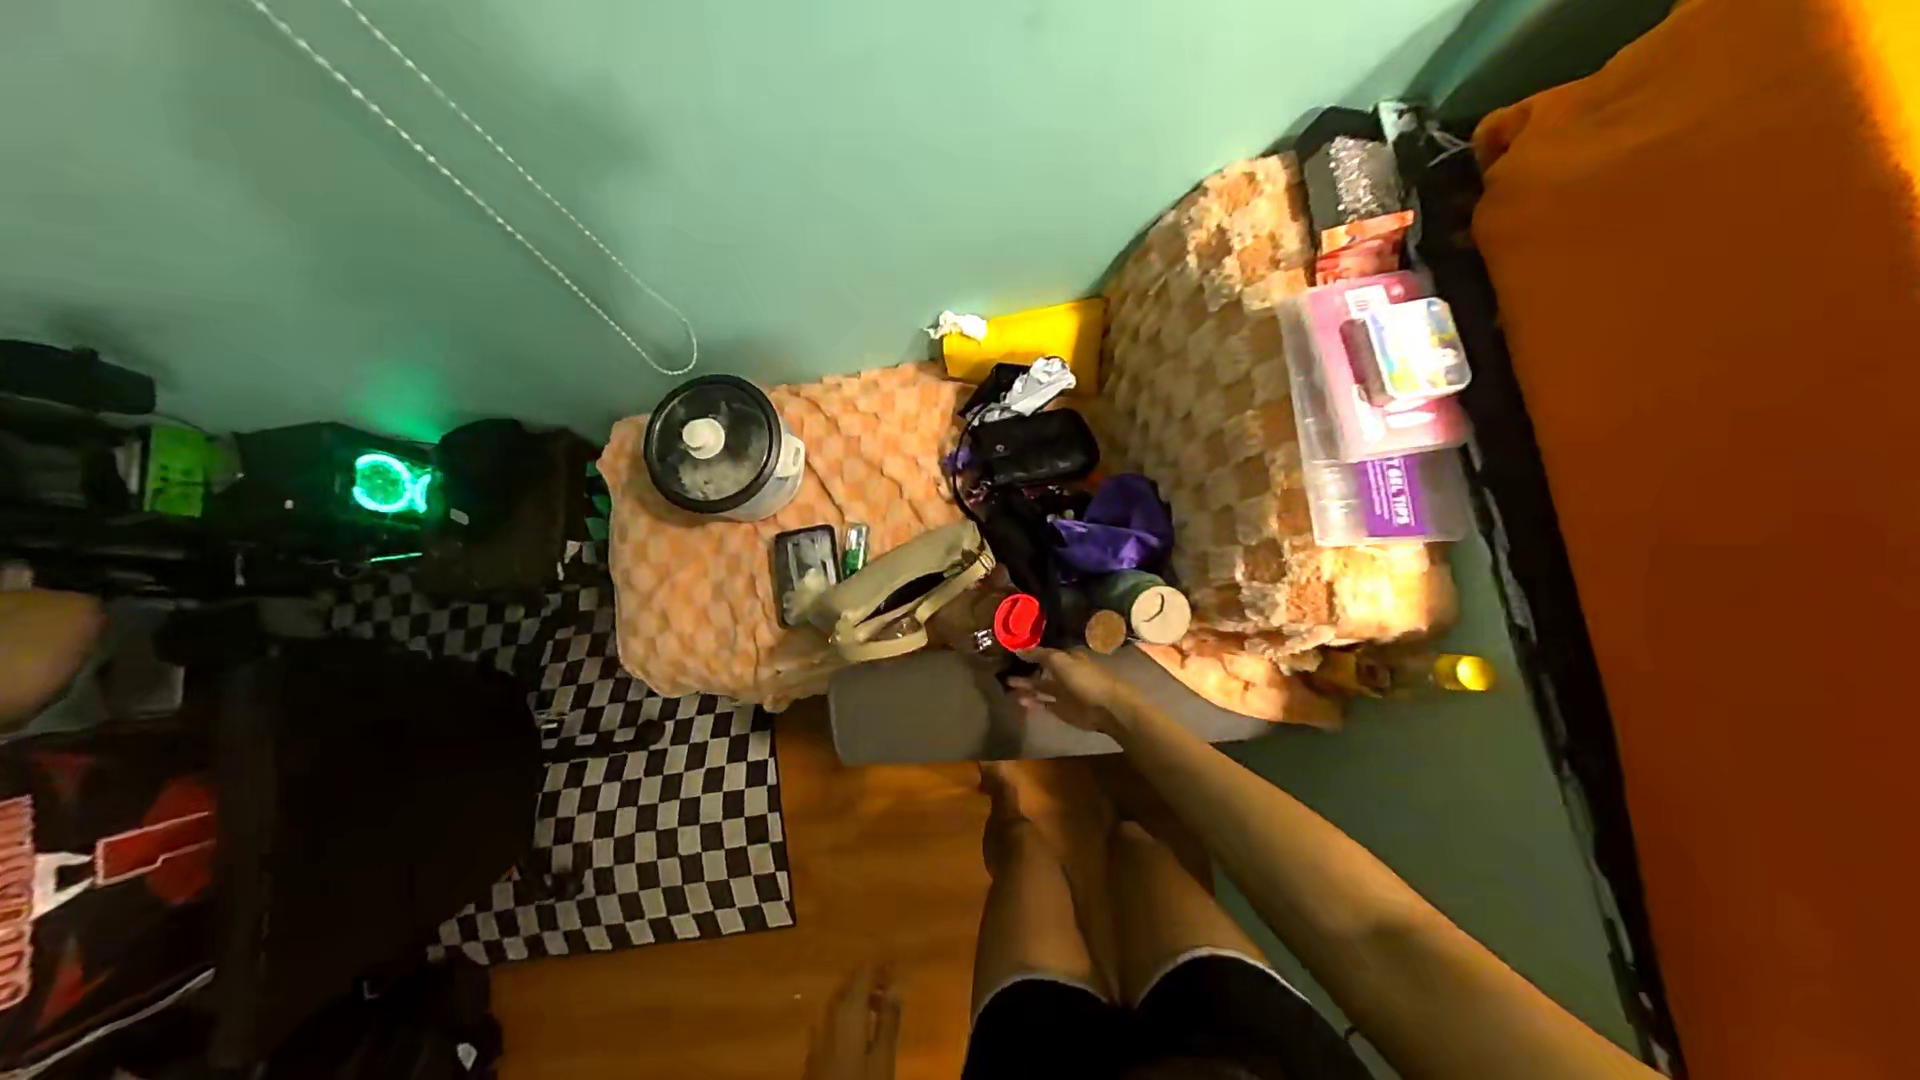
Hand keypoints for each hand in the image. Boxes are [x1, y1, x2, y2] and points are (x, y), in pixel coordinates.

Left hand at [803, 965, 901, 1079]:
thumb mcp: (884, 1061)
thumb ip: (889, 1023)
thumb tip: (895, 991)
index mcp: (848, 1013)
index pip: (863, 974)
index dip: (879, 964)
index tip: (895, 959)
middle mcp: (829, 1017)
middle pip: (848, 986)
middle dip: (868, 978)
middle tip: (890, 980)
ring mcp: (817, 1037)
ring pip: (838, 1003)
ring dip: (857, 996)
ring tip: (879, 1005)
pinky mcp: (813, 1055)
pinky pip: (831, 1020)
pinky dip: (847, 1014)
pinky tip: (858, 1029)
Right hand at [1008, 648, 1134, 735]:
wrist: (1105, 707)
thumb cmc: (1083, 678)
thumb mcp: (1060, 660)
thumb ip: (1039, 655)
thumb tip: (1018, 649)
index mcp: (1066, 659)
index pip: (1045, 654)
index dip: (1030, 653)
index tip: (1012, 652)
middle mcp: (1064, 674)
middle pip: (1041, 672)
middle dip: (1025, 671)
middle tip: (1004, 670)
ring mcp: (1063, 693)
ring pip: (1040, 688)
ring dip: (1026, 687)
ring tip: (1007, 685)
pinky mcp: (1062, 710)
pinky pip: (1043, 704)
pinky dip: (1032, 702)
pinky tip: (1019, 700)